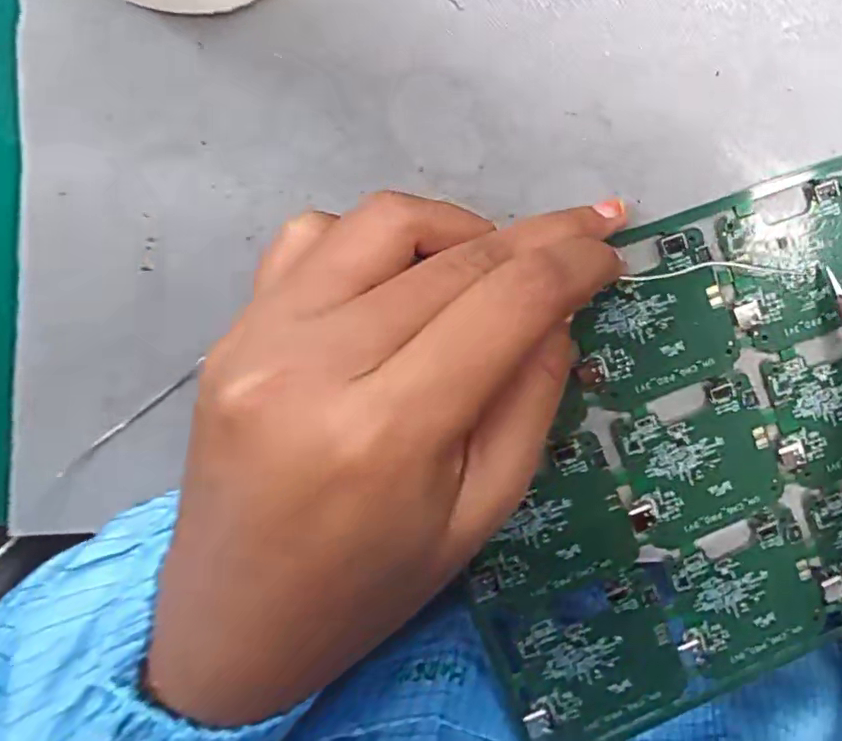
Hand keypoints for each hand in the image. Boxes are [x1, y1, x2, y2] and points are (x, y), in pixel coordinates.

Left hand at [145, 192, 626, 725]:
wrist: (235, 621)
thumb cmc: (374, 582)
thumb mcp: (484, 507)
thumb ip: (532, 394)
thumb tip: (559, 303)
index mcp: (386, 432)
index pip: (507, 302)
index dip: (573, 262)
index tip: (608, 249)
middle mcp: (313, 364)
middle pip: (457, 256)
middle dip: (538, 236)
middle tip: (581, 236)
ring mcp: (258, 334)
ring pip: (386, 220)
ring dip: (459, 228)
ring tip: (488, 266)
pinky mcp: (233, 325)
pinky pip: (313, 234)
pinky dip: (376, 239)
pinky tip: (401, 277)